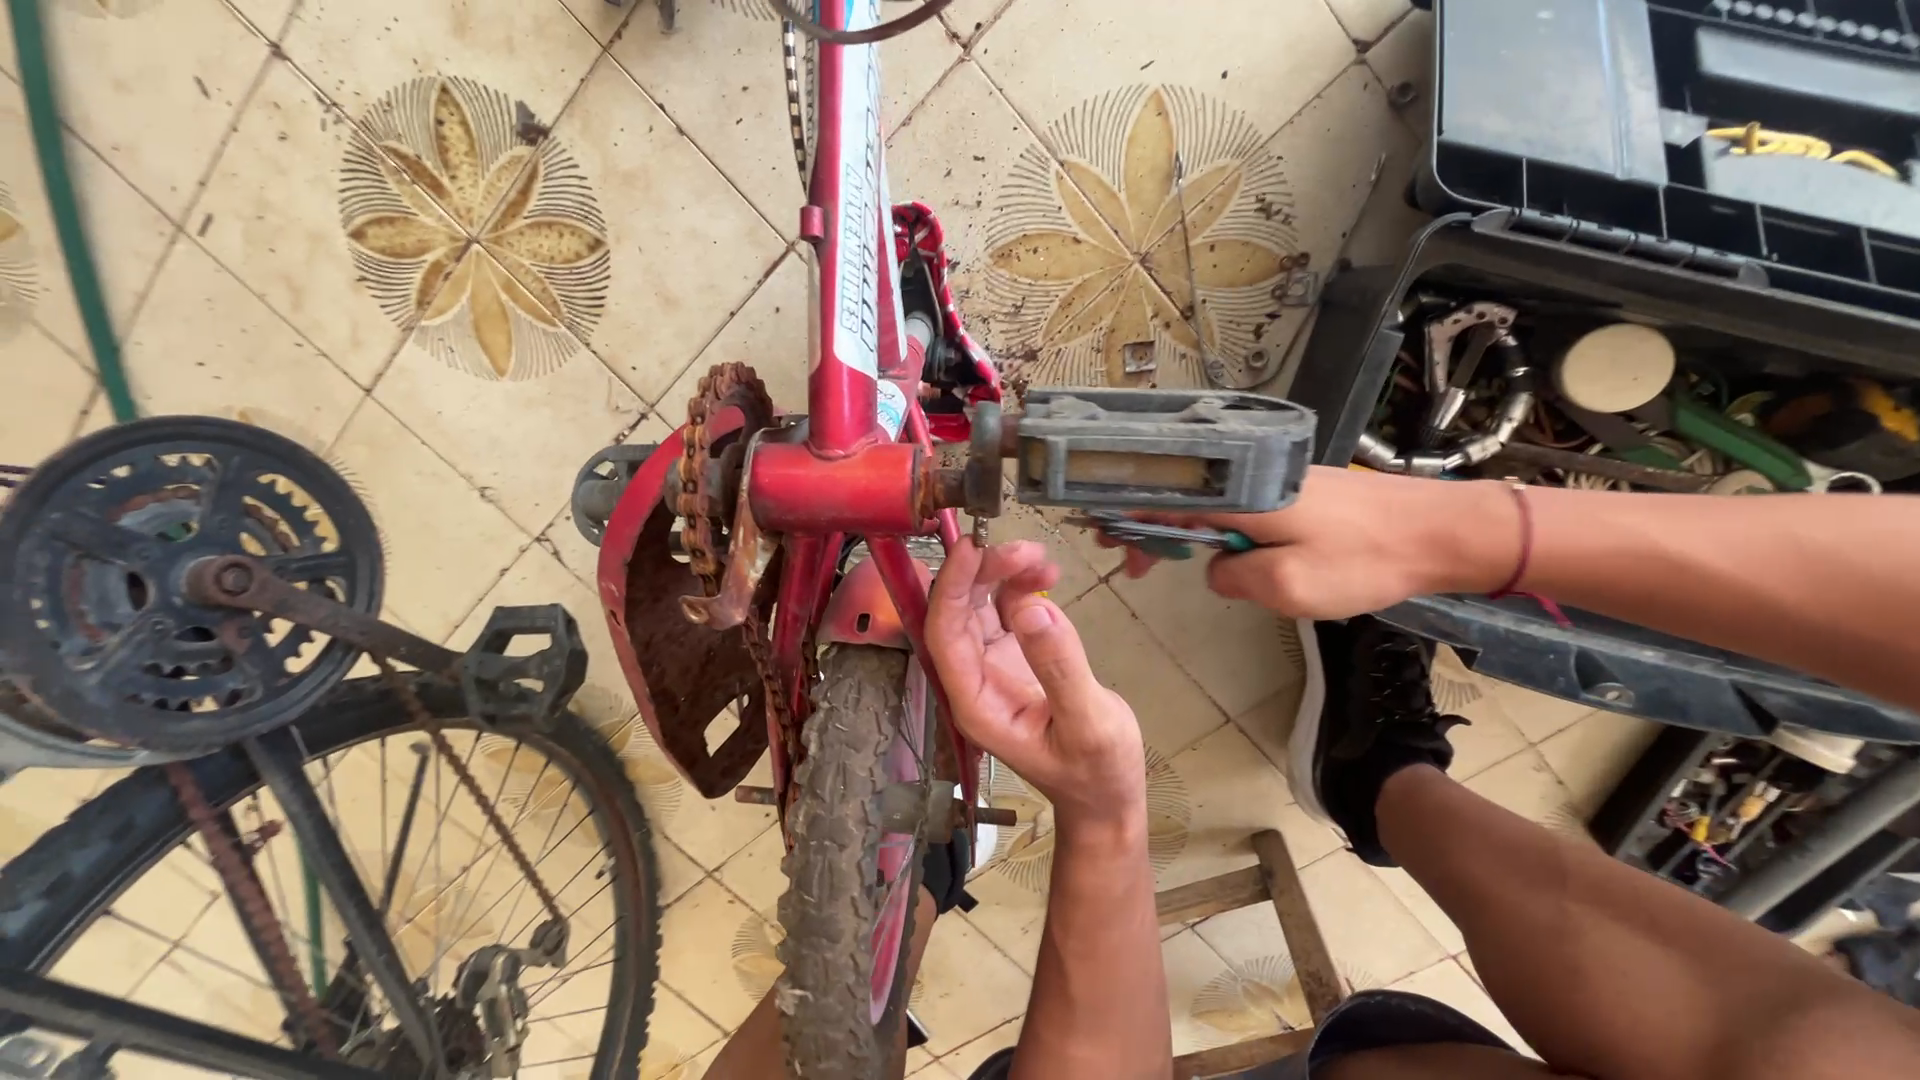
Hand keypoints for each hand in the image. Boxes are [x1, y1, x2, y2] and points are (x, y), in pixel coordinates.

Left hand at [925, 540, 1144, 825]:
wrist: (1107, 797)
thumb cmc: (1097, 773)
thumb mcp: (1088, 723)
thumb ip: (1060, 667)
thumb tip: (1032, 608)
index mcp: (975, 702)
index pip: (945, 634)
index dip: (952, 587)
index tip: (972, 548)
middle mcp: (974, 679)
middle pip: (959, 612)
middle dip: (983, 572)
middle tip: (1025, 548)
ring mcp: (992, 666)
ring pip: (979, 605)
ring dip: (1002, 574)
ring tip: (1041, 557)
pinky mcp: (1015, 658)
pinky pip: (1005, 611)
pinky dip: (1020, 587)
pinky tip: (1046, 575)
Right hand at [1114, 466, 1516, 617]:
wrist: (1441, 532)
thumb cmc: (1363, 559)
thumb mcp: (1288, 586)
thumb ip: (1233, 577)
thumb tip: (1216, 568)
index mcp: (1241, 492)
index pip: (1165, 494)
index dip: (1128, 514)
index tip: (1107, 539)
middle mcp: (1251, 476)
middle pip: (1180, 493)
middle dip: (1147, 524)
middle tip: (1132, 561)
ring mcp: (1275, 480)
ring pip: (1208, 501)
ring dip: (1180, 528)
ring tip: (1163, 560)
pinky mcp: (1295, 491)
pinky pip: (1236, 505)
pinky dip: (1212, 526)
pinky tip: (1214, 550)